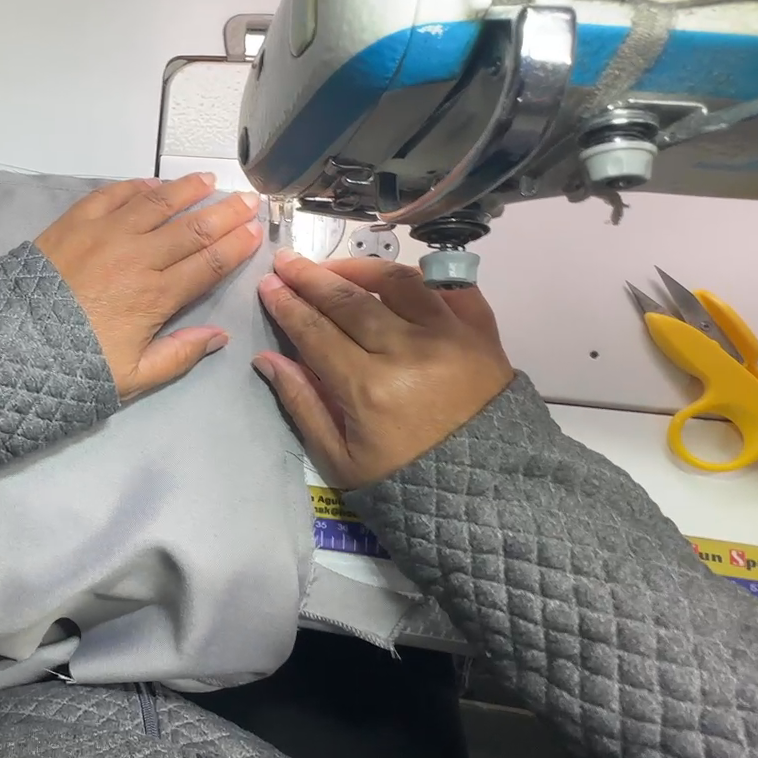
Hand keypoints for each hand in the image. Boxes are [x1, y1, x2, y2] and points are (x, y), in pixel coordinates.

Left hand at [35, 173, 261, 400]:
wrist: (11, 343)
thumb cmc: (73, 363)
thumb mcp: (132, 377)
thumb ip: (178, 356)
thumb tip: (219, 336)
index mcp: (155, 296)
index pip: (208, 264)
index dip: (236, 247)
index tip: (256, 232)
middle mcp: (137, 257)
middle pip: (192, 229)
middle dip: (225, 213)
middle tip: (247, 199)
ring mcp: (105, 234)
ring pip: (156, 204)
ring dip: (186, 190)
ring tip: (208, 181)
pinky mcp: (74, 222)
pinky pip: (112, 195)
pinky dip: (136, 187)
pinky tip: (152, 184)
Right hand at [251, 251, 513, 488]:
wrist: (491, 496)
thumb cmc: (404, 480)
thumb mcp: (338, 457)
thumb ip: (301, 403)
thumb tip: (267, 359)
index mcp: (369, 388)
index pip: (315, 331)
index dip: (286, 305)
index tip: (267, 285)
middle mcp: (409, 353)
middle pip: (349, 300)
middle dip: (311, 278)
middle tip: (286, 262)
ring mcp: (451, 338)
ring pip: (398, 283)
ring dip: (360, 269)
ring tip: (334, 268)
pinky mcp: (484, 335)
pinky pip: (452, 289)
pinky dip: (422, 277)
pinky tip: (395, 279)